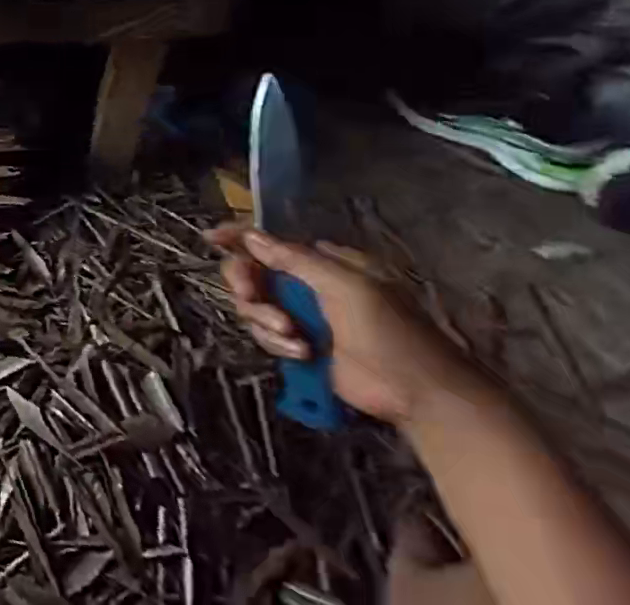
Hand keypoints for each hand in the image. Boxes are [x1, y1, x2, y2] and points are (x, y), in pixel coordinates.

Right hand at [210, 225, 481, 426]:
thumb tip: (250, 236)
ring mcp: (300, 315)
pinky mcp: (296, 344)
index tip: (211, 238)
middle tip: (250, 295)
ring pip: (253, 304)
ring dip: (265, 319)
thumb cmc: (389, 330)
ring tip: (293, 336)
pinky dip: (275, 341)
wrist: (418, 393)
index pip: (270, 240)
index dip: (239, 236)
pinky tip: (301, 352)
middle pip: (252, 271)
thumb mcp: (344, 285)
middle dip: (248, 284)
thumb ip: (293, 259)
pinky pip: (264, 333)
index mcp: (322, 262)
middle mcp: (306, 284)